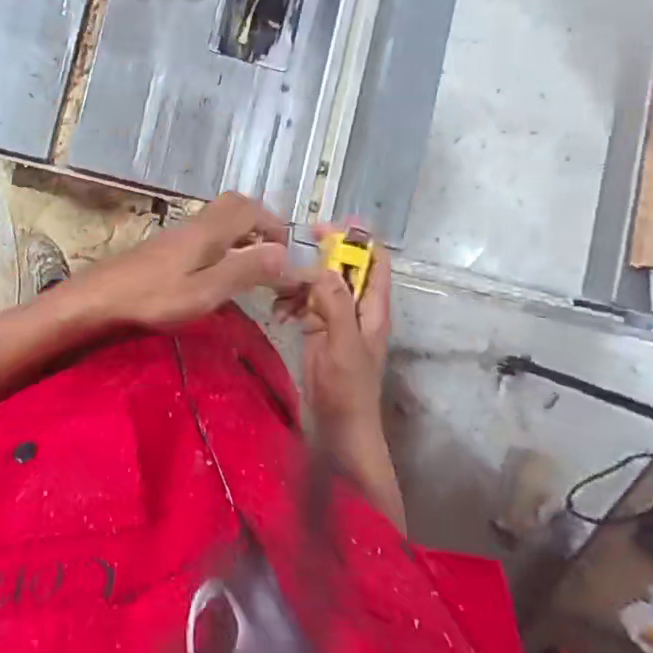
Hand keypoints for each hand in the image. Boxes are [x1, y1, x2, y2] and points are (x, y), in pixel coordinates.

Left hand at [56, 192, 299, 328]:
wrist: (97, 299)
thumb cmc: (151, 298)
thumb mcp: (204, 291)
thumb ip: (243, 270)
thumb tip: (283, 251)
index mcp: (207, 231)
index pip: (250, 208)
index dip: (274, 224)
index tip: (286, 252)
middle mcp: (193, 225)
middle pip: (234, 206)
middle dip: (259, 223)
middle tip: (271, 254)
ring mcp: (175, 235)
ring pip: (217, 220)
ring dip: (240, 234)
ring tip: (251, 267)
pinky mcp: (163, 249)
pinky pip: (203, 234)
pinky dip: (222, 245)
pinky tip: (217, 273)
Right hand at [276, 228, 391, 442]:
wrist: (338, 426)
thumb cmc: (349, 389)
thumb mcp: (345, 344)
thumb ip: (337, 304)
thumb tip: (324, 268)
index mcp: (374, 308)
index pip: (374, 261)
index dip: (356, 239)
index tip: (326, 227)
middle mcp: (357, 308)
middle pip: (341, 268)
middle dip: (317, 257)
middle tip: (289, 250)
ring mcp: (335, 318)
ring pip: (317, 284)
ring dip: (298, 283)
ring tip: (280, 295)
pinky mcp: (316, 330)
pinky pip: (302, 304)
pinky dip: (289, 303)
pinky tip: (278, 314)